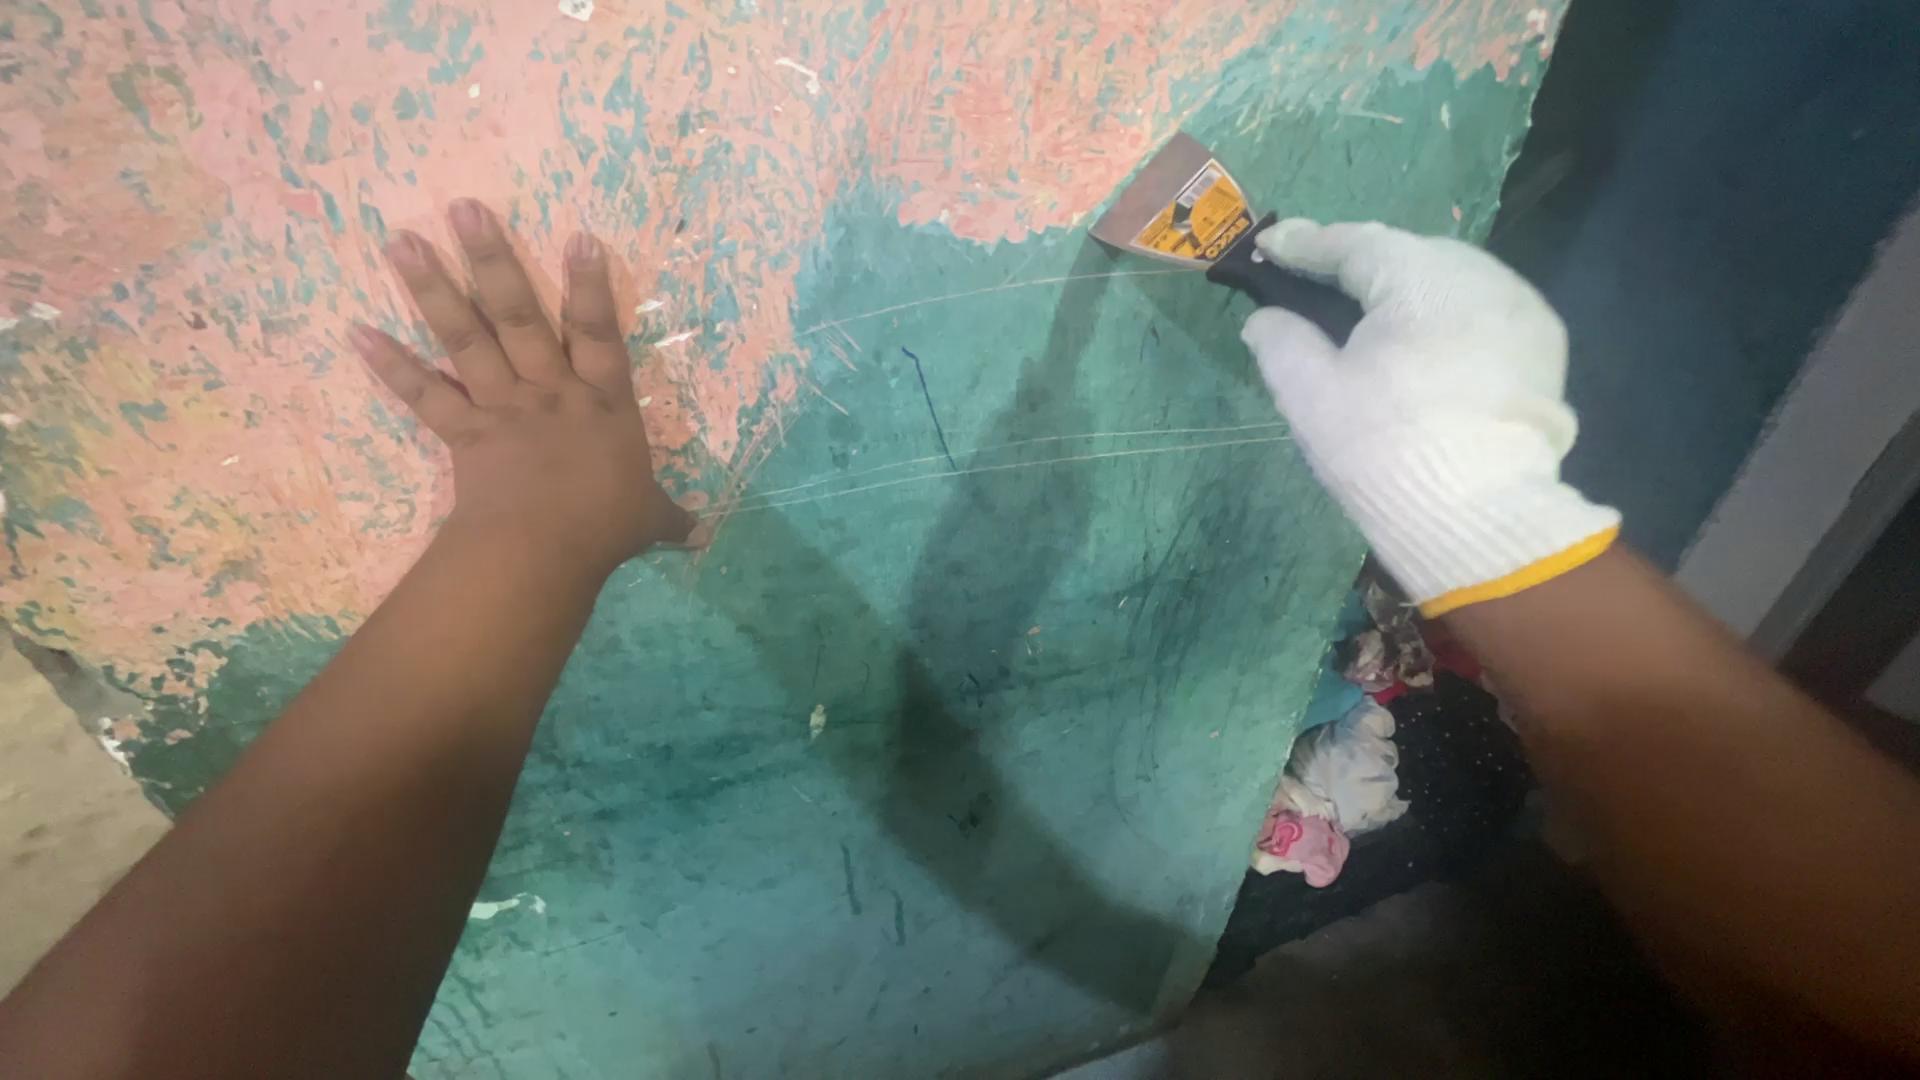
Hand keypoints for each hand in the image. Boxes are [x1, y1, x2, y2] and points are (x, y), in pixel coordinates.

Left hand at [349, 199, 693, 575]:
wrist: (544, 547)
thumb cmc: (606, 524)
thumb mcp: (652, 518)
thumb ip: (673, 518)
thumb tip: (703, 537)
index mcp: (604, 404)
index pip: (600, 335)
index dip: (591, 287)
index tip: (579, 237)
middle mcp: (552, 392)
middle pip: (521, 317)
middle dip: (494, 261)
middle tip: (464, 208)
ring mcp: (504, 409)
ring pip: (467, 340)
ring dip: (433, 290)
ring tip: (400, 240)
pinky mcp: (465, 434)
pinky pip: (425, 396)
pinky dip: (392, 367)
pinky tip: (357, 332)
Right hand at [1241, 220, 1618, 615]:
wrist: (1474, 512)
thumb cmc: (1380, 445)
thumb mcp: (1309, 392)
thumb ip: (1279, 340)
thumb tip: (1265, 316)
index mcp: (1422, 279)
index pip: (1354, 244)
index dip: (1304, 243)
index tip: (1267, 243)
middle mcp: (1483, 276)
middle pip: (1406, 252)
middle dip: (1357, 259)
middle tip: (1312, 273)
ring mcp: (1522, 309)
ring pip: (1448, 276)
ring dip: (1401, 284)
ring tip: (1364, 305)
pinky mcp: (1542, 346)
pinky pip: (1478, 306)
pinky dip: (1439, 311)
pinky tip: (1419, 337)